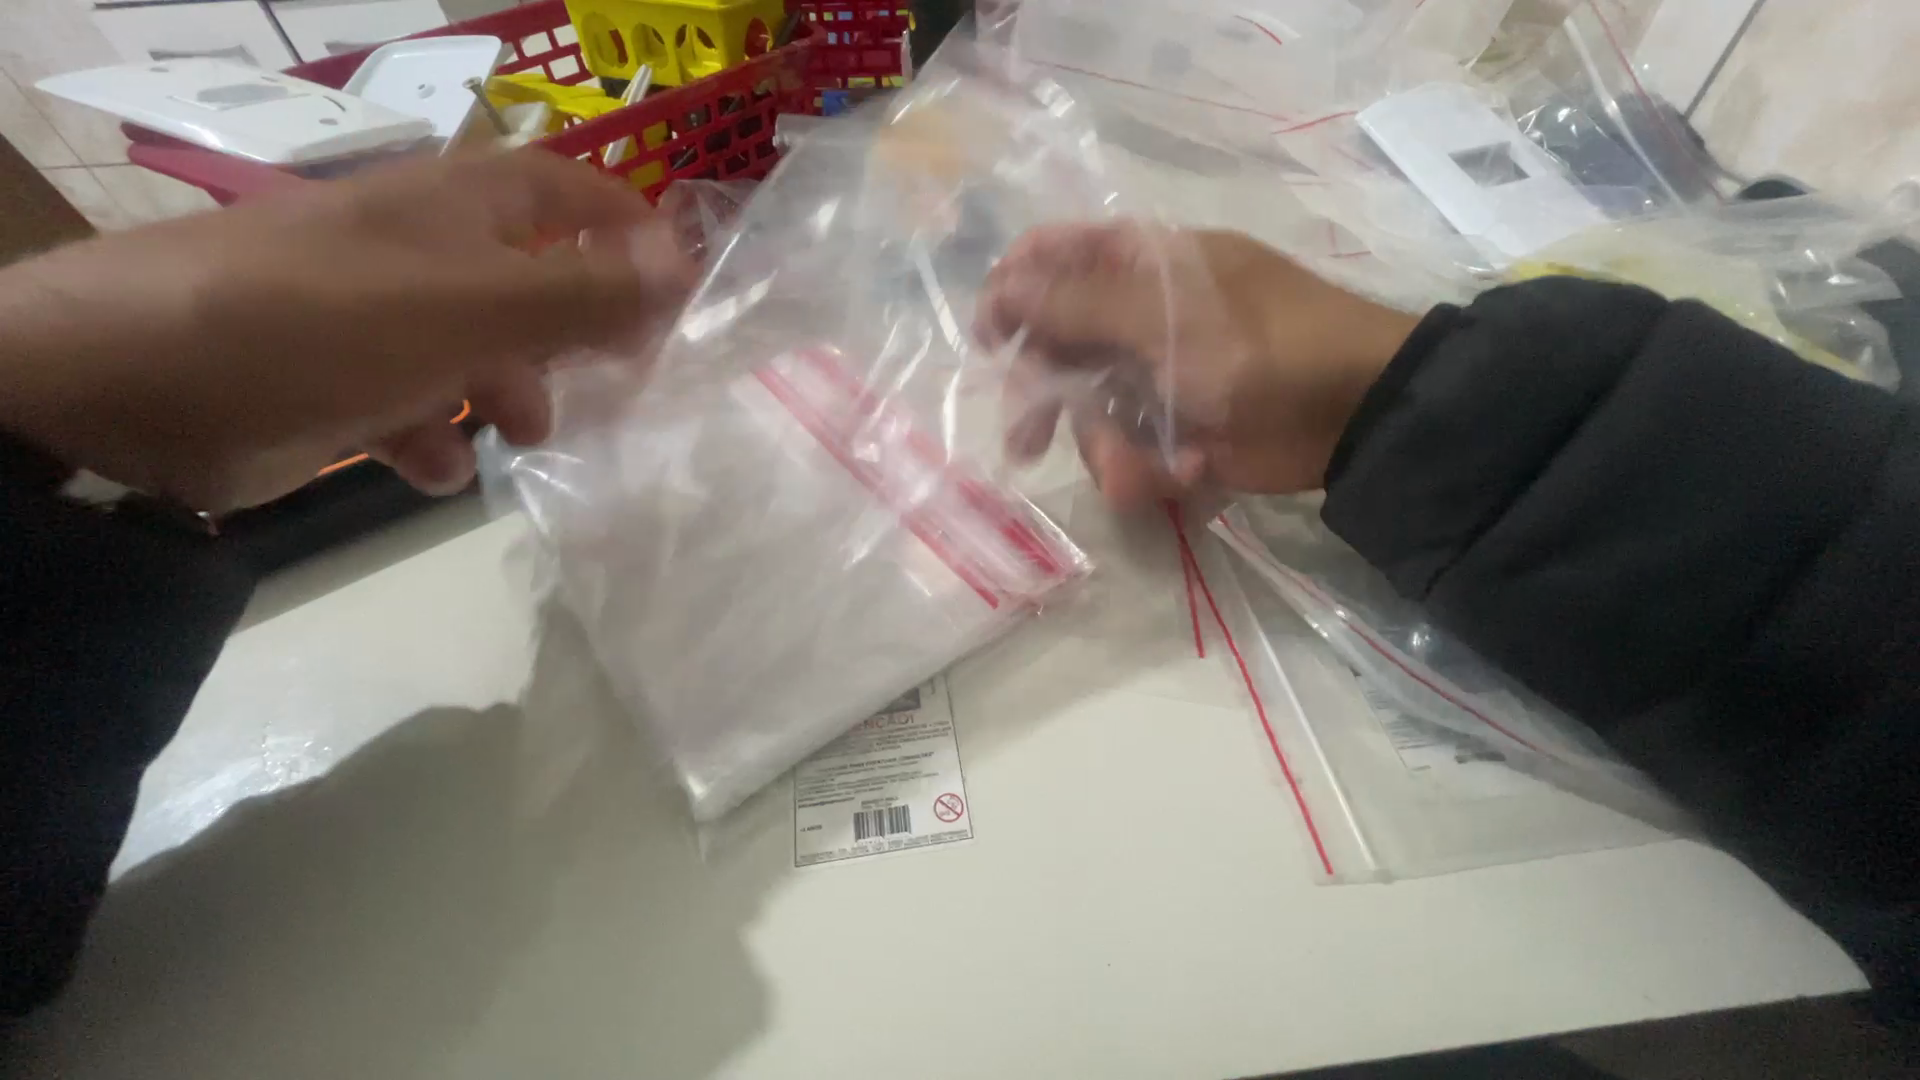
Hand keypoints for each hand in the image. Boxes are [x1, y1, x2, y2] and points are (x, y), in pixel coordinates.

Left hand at [0, 150, 695, 512]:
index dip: (625, 225)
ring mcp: (383, 318)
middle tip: (620, 377)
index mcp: (454, 210)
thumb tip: (683, 269)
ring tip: (526, 435)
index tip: (676, 285)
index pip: (564, 188)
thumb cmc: (324, 325)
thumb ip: (585, 291)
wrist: (130, 393)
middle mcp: (423, 254)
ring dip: (517, 394)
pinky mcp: (347, 381)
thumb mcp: (475, 307)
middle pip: (536, 278)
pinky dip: (442, 437)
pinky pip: (424, 406)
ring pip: (488, 351)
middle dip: (580, 331)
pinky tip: (437, 465)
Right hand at [978, 223, 1420, 509]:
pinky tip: (1182, 471)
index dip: (1010, 294)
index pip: (1050, 259)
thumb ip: (1076, 305)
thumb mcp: (1164, 318)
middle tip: (1026, 440)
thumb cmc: (1260, 346)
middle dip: (1041, 398)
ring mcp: (1151, 376)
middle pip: (1053, 349)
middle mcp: (1134, 317)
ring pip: (1084, 414)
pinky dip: (1145, 468)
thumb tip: (1001, 286)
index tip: (989, 342)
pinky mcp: (1169, 428)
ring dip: (1105, 448)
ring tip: (1143, 466)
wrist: (1351, 414)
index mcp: (1136, 265)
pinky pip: (1126, 451)